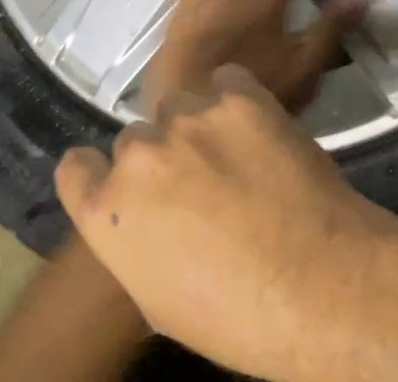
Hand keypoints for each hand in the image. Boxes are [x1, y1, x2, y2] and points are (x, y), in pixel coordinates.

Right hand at [57, 66, 397, 380]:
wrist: (320, 285)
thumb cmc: (238, 317)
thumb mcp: (161, 301)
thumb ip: (138, 245)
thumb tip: (150, 225)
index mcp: (107, 211)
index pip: (77, 168)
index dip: (102, 174)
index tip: (128, 183)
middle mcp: (139, 156)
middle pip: (137, 139)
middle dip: (162, 157)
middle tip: (201, 182)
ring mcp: (191, 121)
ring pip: (181, 106)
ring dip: (200, 126)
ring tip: (238, 153)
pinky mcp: (242, 99)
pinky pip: (227, 81)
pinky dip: (238, 99)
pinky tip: (259, 126)